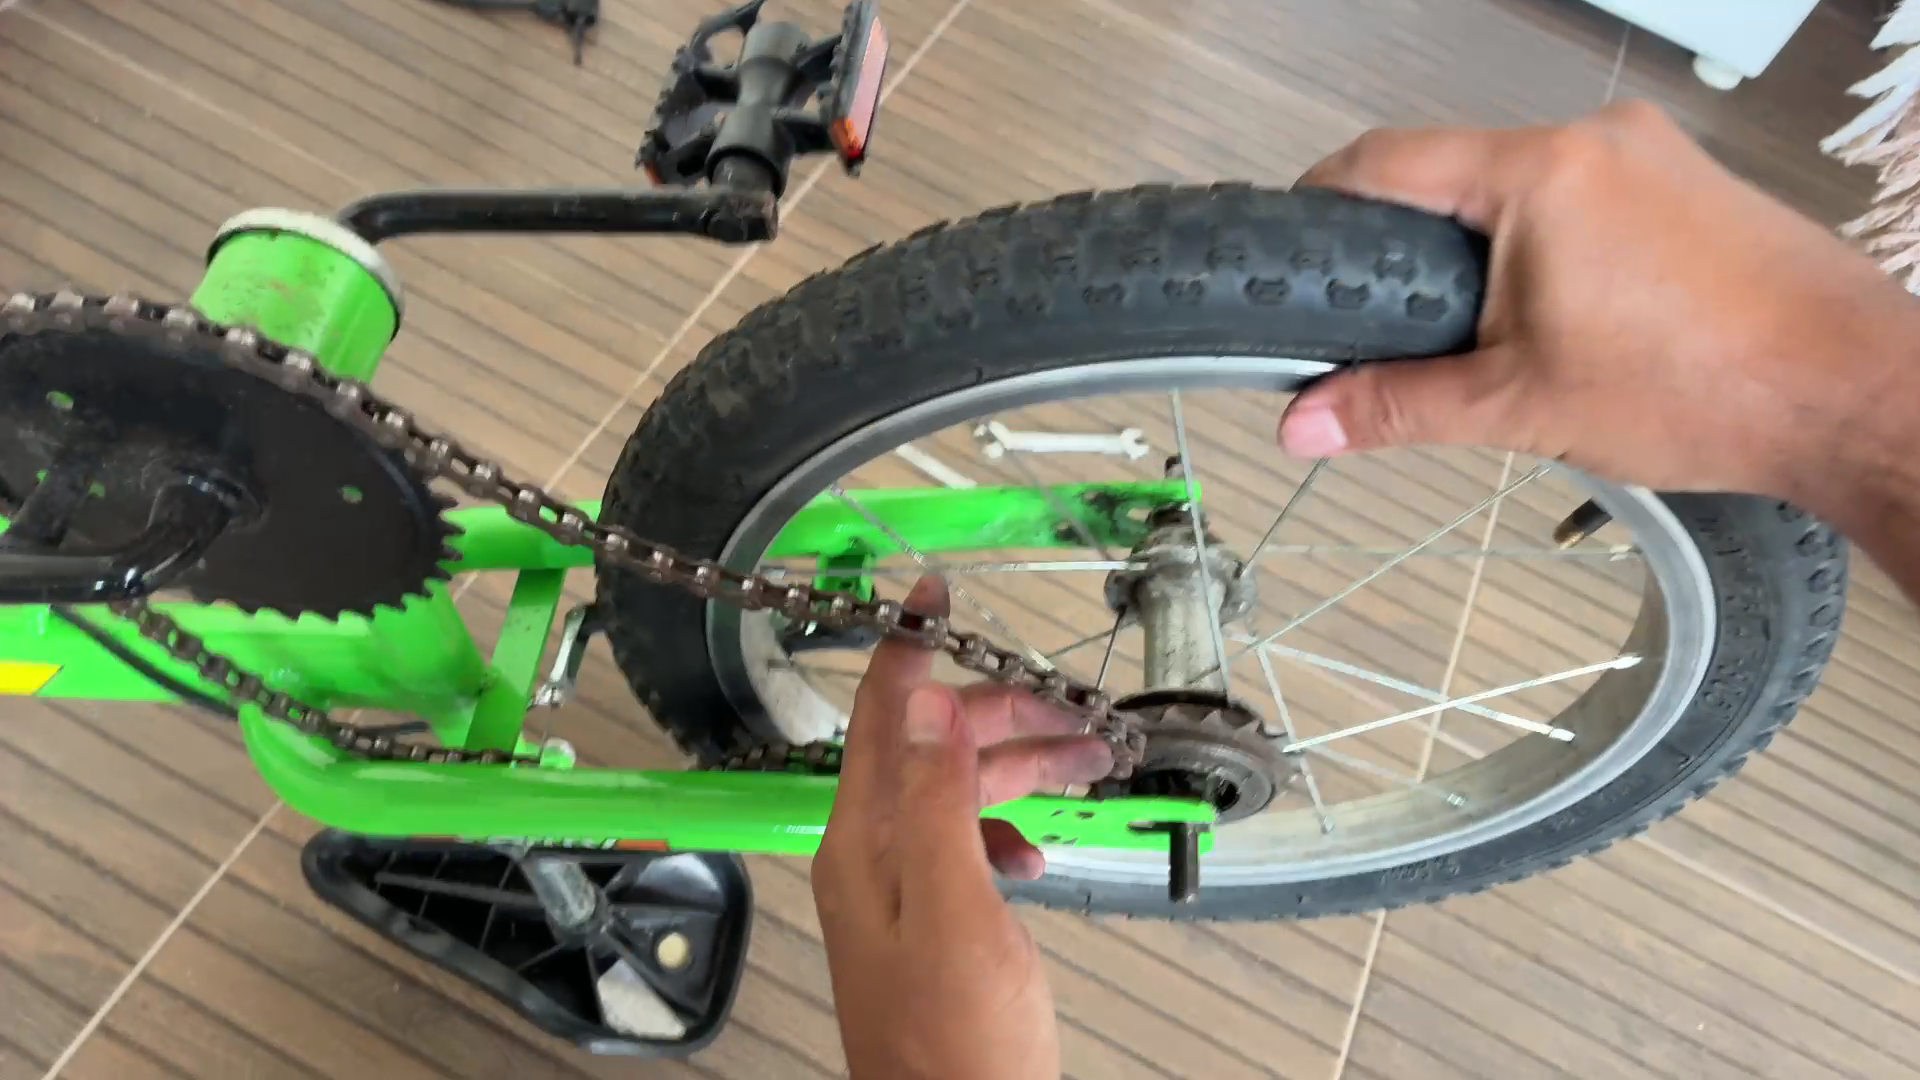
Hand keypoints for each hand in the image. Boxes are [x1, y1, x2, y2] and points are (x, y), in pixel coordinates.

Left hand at [813, 576, 1112, 1079]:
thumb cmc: (962, 1040)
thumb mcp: (955, 908)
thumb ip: (936, 798)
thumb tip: (925, 699)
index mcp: (865, 835)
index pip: (879, 712)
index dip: (906, 646)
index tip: (933, 590)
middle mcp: (875, 846)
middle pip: (938, 747)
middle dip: (1005, 720)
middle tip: (1075, 714)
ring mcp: (905, 879)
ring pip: (964, 790)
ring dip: (1024, 772)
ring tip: (1091, 766)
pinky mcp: (937, 908)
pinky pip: (972, 841)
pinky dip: (1009, 832)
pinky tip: (1038, 858)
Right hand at [1279, 101, 1919, 511]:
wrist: (1864, 398)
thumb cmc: (1692, 391)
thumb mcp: (1512, 406)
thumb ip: (1391, 407)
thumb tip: (1295, 430)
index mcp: (1542, 175)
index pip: (1388, 158)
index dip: (1320, 195)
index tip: (1284, 246)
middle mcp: (1591, 141)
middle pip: (1440, 170)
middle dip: (1383, 238)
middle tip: (1351, 312)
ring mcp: (1641, 156)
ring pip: (1496, 186)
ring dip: (1444, 246)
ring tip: (1426, 324)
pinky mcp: (1671, 185)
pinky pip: (1553, 196)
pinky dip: (1504, 245)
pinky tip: (1505, 310)